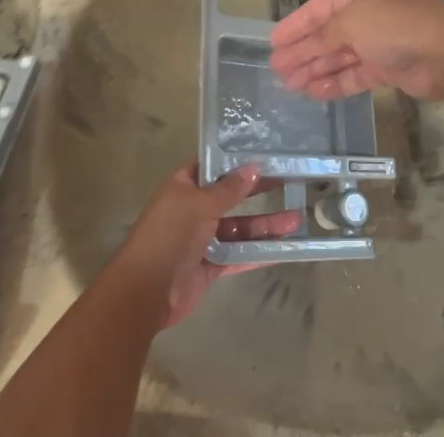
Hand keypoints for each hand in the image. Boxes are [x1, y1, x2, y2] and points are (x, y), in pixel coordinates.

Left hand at [112, 161, 302, 327]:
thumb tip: (253, 168)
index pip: (211, 166)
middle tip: (289, 181)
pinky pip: (238, 254)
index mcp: (183, 187)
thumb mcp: (200, 204)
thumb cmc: (170, 234)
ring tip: (296, 219)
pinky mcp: (210, 265)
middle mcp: (192, 209)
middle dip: (257, 191)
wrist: (147, 290)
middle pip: (230, 196)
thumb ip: (228, 189)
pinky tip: (284, 248)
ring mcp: (202, 239)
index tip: (264, 154)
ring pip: (238, 227)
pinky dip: (258, 252)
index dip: (235, 160)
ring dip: (265, 225)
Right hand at [267, 0, 443, 100]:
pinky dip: (335, 83)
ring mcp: (381, 42)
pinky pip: (356, 75)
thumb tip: (304, 48)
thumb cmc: (393, 25)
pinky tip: (313, 92)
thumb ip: (323, 36)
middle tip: (276, 69)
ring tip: (289, 85)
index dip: (296, 24)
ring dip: (315, 69)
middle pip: (329, 34)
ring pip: (341, 56)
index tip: (273, 42)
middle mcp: (370, 14)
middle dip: (303, 51)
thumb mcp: (349, 22)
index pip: (320, 7)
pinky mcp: (390, 68)